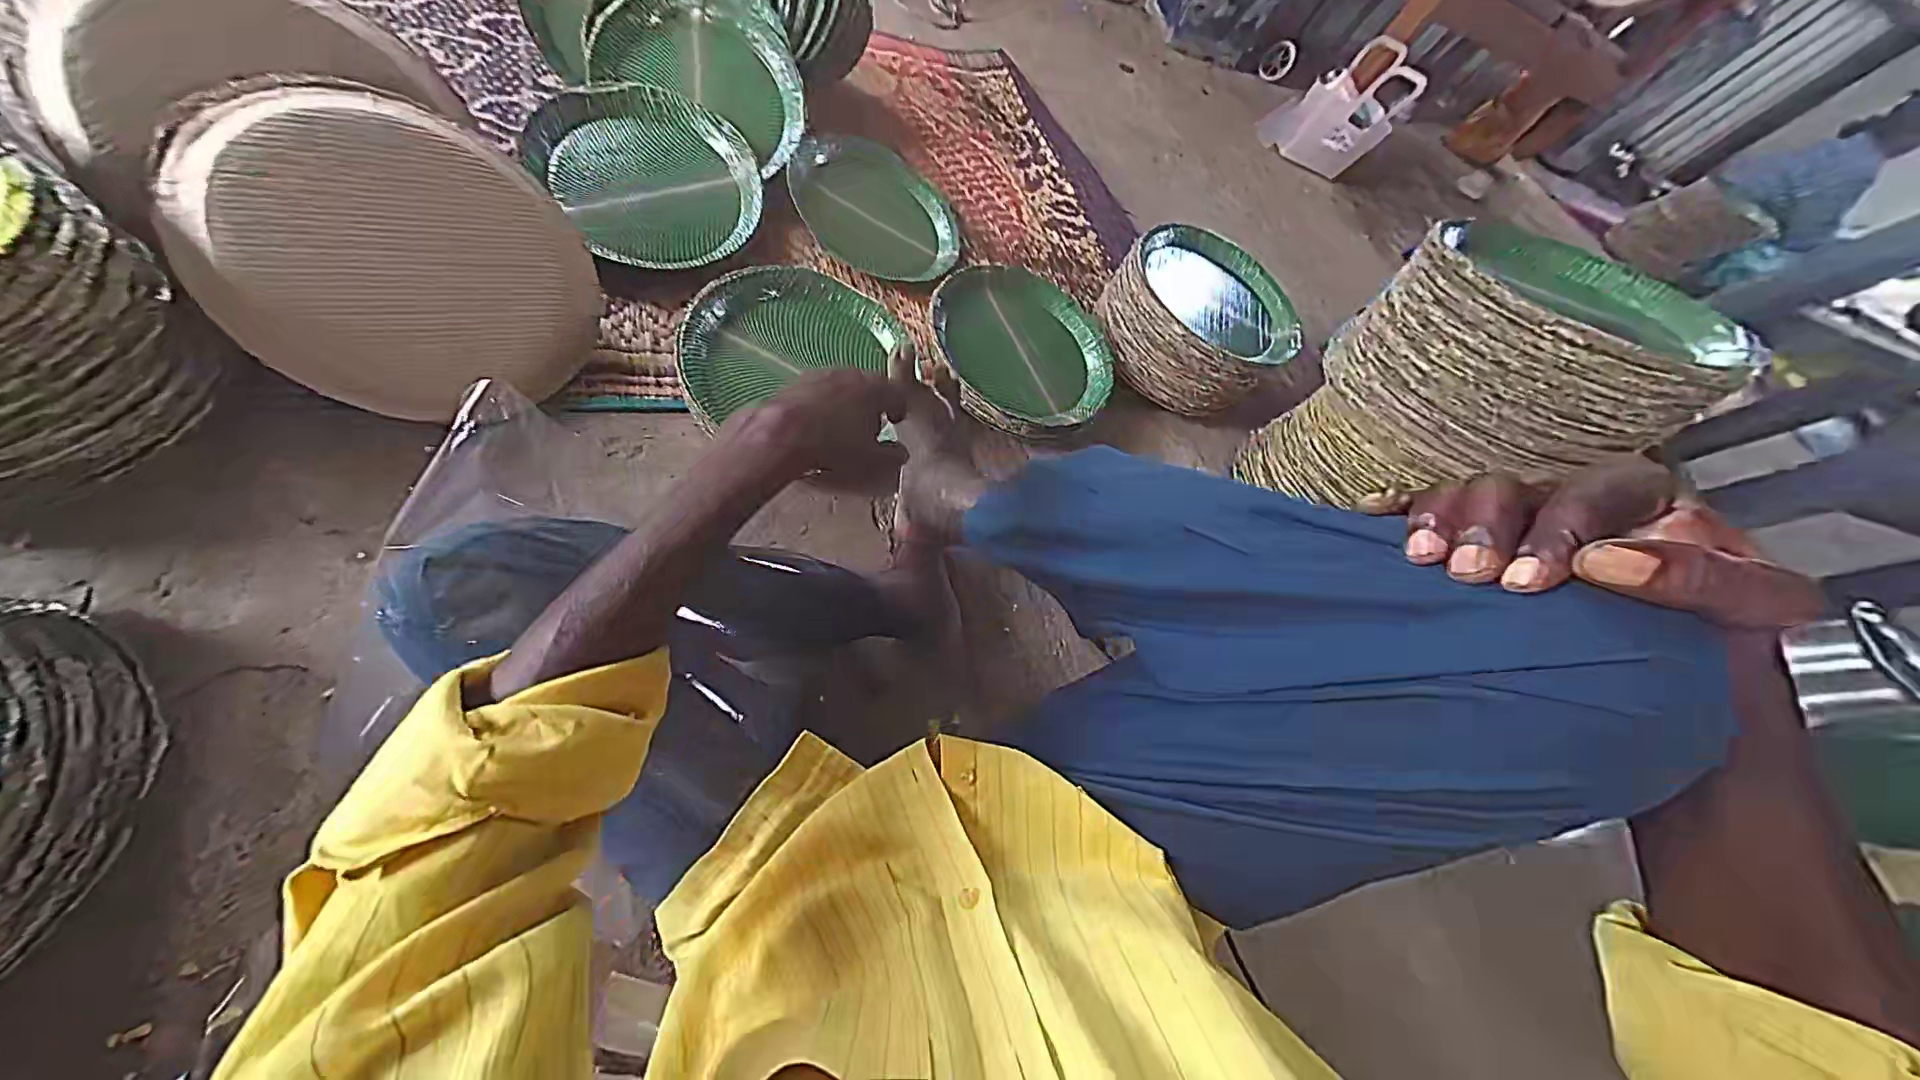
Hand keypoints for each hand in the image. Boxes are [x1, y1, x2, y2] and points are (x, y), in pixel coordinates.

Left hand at [731, 367, 909, 488]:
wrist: (781, 436)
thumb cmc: (834, 447)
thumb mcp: (872, 461)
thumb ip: (892, 456)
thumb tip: (900, 453)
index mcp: (875, 389)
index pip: (897, 393)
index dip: (899, 408)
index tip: (896, 420)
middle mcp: (850, 374)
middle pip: (869, 386)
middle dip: (871, 405)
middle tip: (869, 428)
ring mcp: (820, 376)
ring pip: (842, 387)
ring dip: (846, 404)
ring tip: (840, 429)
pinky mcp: (796, 383)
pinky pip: (818, 394)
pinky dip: (822, 406)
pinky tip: (815, 427)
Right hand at [1361, 456, 1822, 628]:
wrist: (1675, 699)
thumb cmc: (1711, 652)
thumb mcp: (1751, 613)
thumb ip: (1702, 580)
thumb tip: (1606, 562)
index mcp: (1639, 505)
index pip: (1593, 489)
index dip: (1557, 528)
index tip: (1532, 580)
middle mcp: (1562, 504)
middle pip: (1512, 487)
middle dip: (1486, 528)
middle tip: (1471, 575)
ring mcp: (1505, 525)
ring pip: (1460, 494)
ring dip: (1437, 522)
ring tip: (1423, 559)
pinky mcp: (1461, 546)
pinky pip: (1421, 512)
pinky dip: (1396, 511)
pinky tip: (1375, 513)